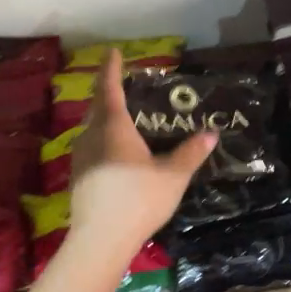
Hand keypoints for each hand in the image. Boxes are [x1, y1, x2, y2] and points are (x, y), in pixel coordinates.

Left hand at [69, 49, 215, 250]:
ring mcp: (81, 158)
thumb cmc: (139, 199)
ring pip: (92, 129)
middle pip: (98, 108)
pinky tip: (119, 154)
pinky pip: (93, 148)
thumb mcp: (173, 175)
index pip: (110, 89)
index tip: (112, 52)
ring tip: (125, 119)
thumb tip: (211, 133)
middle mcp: (92, 137)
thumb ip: (191, 152)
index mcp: (113, 128)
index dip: (112, 69)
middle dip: (109, 94)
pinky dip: (105, 141)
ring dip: (106, 119)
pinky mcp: (80, 178)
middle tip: (124, 86)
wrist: (101, 239)